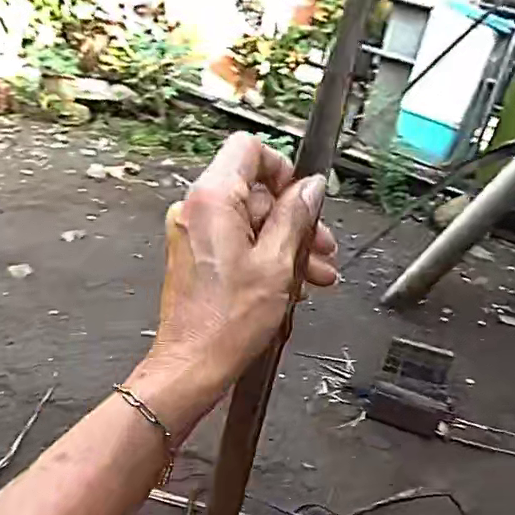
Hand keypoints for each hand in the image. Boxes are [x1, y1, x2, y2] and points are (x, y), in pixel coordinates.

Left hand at [125, 133, 336, 431]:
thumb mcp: (277, 265)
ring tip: (314, 275)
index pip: (250, 150)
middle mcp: (196, 211)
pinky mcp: (194, 260)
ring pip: (249, 223)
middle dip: (294, 220)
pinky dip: (263, 258)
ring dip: (285, 245)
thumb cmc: (226, 324)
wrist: (194, 364)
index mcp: (212, 199)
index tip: (306, 199)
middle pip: (255, 193)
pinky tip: (289, 285)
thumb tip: (311, 188)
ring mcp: (193, 236)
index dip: (285, 170)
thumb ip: (296, 217)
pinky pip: (235, 244)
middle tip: (322, 249)